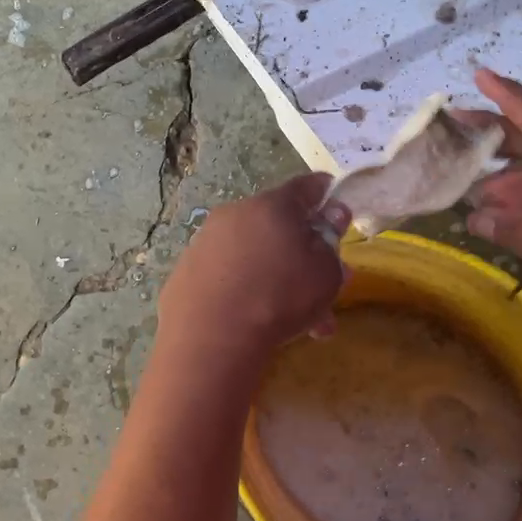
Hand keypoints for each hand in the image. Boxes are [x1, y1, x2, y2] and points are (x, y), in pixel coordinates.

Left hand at [158, 173, 349, 361]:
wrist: (211, 332)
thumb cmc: (280, 296)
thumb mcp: (325, 271)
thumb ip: (330, 239)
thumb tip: (331, 212)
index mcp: (271, 206)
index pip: (304, 187)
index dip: (323, 192)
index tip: (333, 197)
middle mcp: (234, 213)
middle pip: (277, 226)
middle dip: (303, 253)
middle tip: (324, 285)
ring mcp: (206, 239)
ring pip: (254, 253)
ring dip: (278, 278)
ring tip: (303, 321)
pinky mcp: (188, 266)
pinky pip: (229, 270)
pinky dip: (247, 287)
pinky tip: (260, 319)